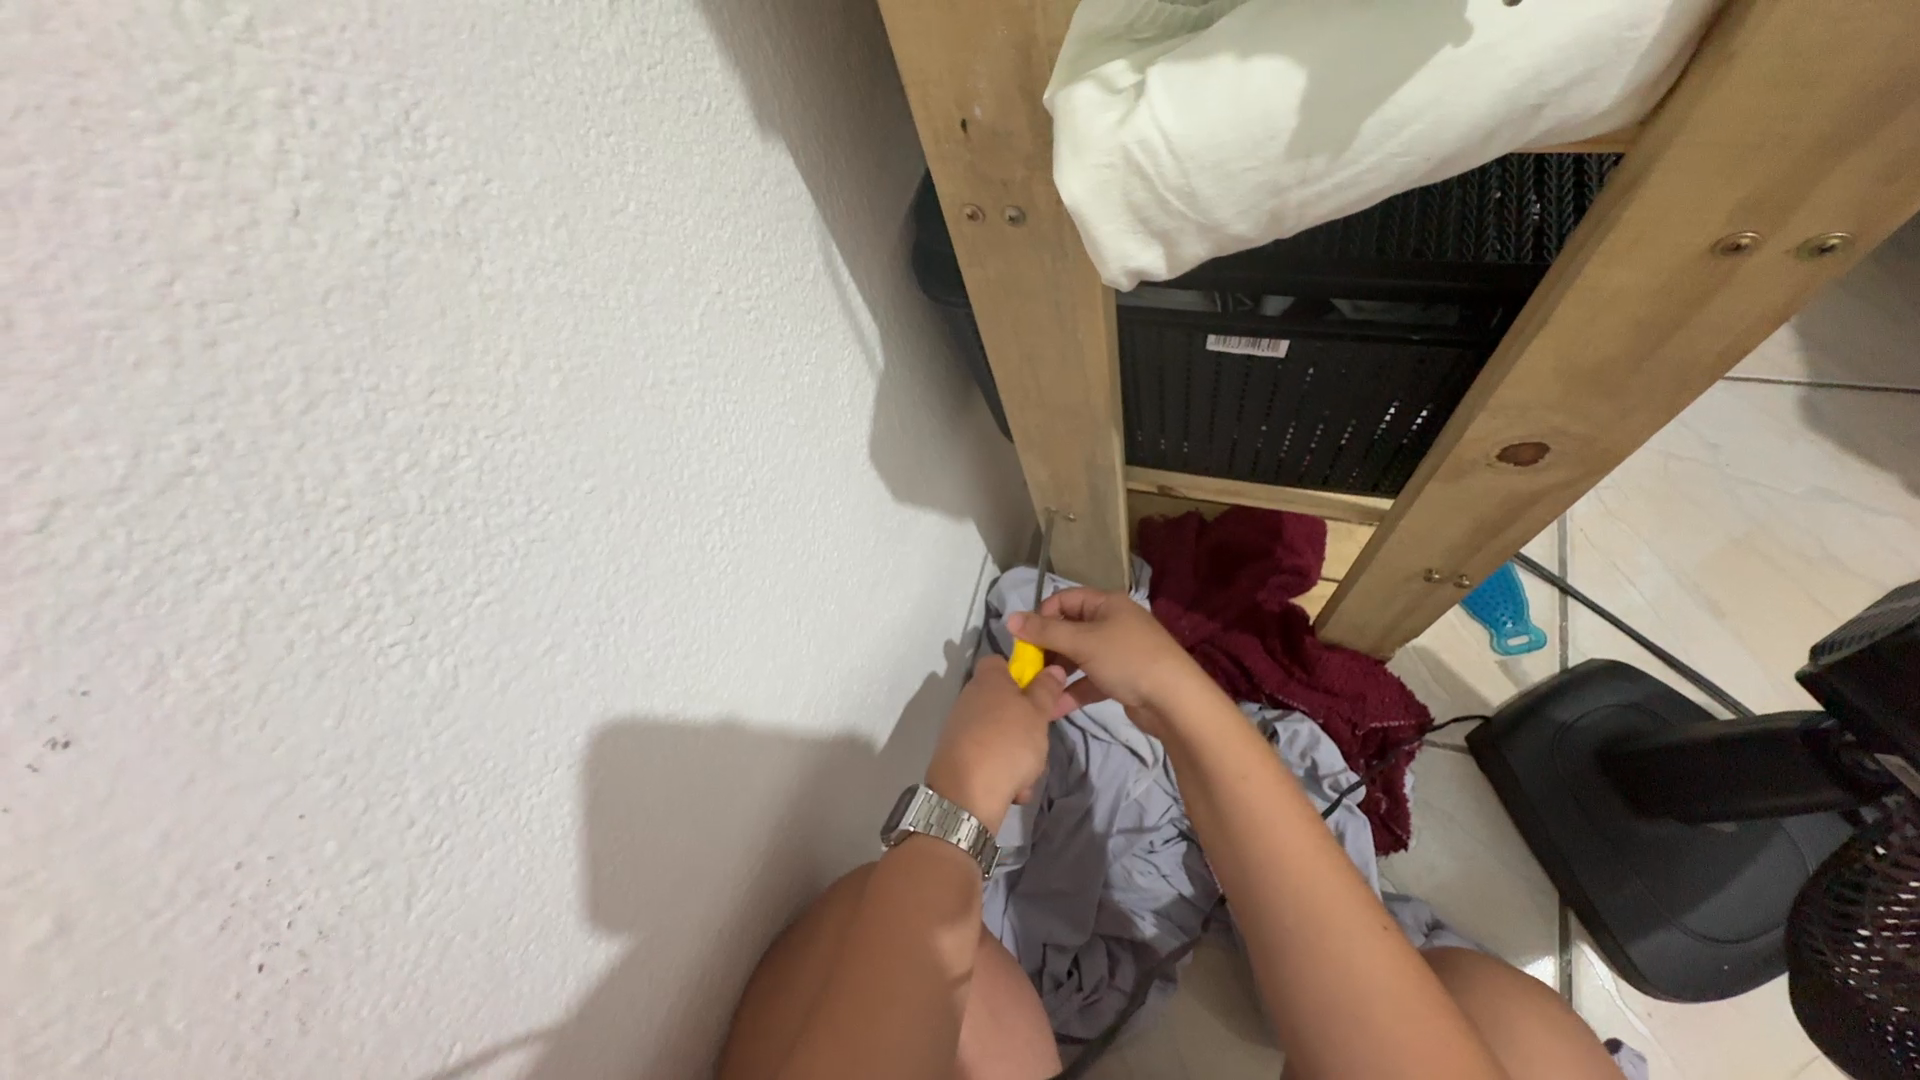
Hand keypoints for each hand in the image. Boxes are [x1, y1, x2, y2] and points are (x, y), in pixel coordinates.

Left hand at [923, 657, 1068, 831]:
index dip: (1019, 672)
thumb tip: (1053, 668)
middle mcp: (970, 700)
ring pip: (1000, 736)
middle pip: (1003, 703)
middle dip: (1025, 724)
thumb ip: (1046, 690)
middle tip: (1038, 740)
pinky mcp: (959, 757)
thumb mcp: (1038, 713)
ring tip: (1028, 774)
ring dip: (1018, 755)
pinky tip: (1013, 789)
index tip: (1038, 690)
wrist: (967, 793)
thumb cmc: (1008, 742)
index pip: (998, 662)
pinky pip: (989, 759)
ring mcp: (962, 729)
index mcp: (987, 680)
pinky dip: (1003, 773)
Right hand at [1004, 587, 1208, 738]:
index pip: (1064, 599)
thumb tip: (1010, 618)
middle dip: (1047, 649)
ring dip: (1058, 674)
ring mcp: (1118, 652)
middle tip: (1028, 668)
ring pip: (1078, 657)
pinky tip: (1054, 708)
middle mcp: (1112, 622)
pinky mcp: (1121, 678)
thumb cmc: (1127, 659)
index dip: (1042, 615)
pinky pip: (1090, 680)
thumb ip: (1045, 631)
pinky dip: (1073, 691)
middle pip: (1069, 629)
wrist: (1175, 700)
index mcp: (1106, 603)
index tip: (1025, 639)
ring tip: (1037, 690)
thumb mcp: (1082, 642)